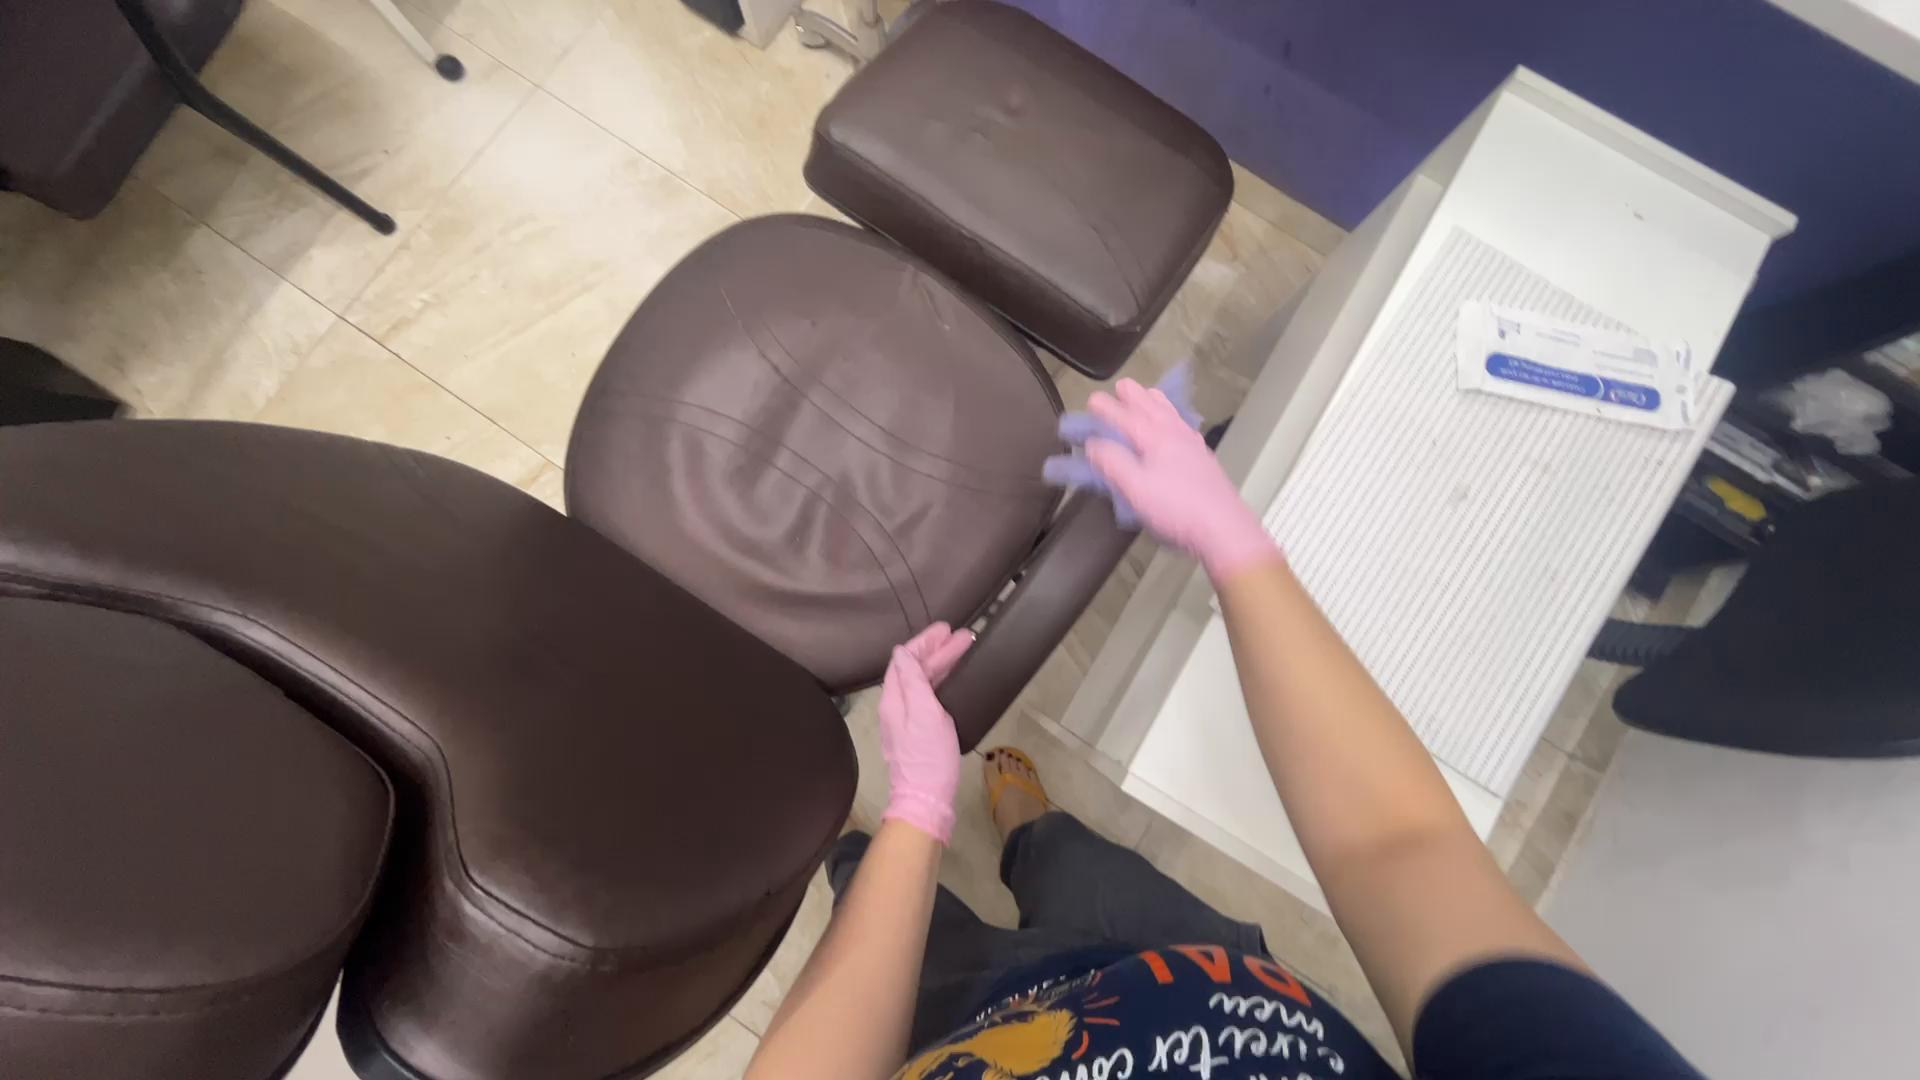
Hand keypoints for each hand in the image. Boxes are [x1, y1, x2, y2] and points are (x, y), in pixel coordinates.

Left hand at [878, 622, 974, 843]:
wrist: (926, 800)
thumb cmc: (928, 756)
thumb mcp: (923, 714)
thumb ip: (913, 681)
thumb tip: (902, 651)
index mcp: (894, 699)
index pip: (905, 659)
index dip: (924, 641)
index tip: (945, 628)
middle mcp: (897, 706)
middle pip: (914, 669)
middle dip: (937, 650)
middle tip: (962, 635)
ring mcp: (908, 720)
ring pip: (923, 682)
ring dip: (941, 663)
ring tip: (964, 649)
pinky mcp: (920, 732)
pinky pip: (929, 696)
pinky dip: (941, 681)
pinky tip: (954, 678)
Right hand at [1083, 378, 1280, 581]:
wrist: (1223, 528)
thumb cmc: (1175, 508)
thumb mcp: (1135, 488)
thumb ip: (1113, 462)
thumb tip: (1093, 443)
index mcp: (1156, 437)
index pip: (1126, 417)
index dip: (1107, 409)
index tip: (1092, 400)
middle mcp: (1176, 434)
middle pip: (1152, 407)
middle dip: (1135, 396)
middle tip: (1122, 386)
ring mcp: (1193, 445)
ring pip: (1171, 414)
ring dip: (1156, 403)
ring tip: (1148, 395)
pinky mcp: (1203, 459)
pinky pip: (1183, 426)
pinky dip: (1173, 417)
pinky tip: (1176, 426)